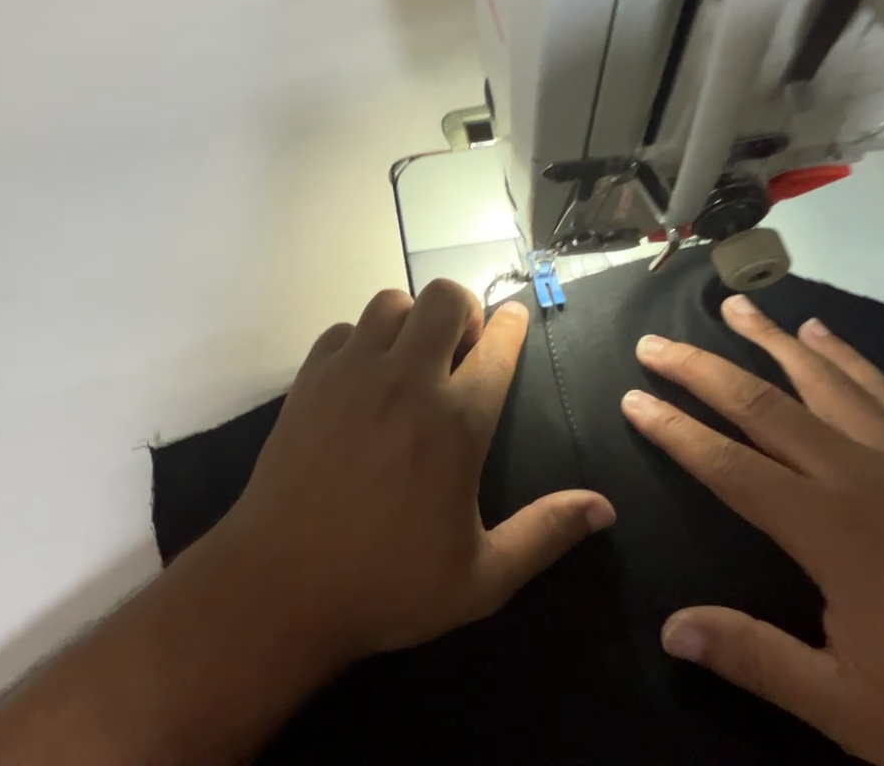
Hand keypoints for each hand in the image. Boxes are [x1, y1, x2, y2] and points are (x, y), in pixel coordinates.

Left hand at [204, 280, 615, 664]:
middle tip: (461, 349)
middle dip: (463, 310)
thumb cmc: (386, 585)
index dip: (512, 326)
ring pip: (389, 302)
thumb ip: (545, 533)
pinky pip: (340, 330)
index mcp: (456, 422)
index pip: (497, 346)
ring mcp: (351, 374)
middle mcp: (406, 381)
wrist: (279, 585)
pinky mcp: (308, 381)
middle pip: (443, 298)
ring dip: (410, 318)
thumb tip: (604, 508)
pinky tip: (362, 378)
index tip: (515, 320)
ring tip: (412, 357)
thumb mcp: (481, 578)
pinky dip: (359, 339)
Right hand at [621, 294, 883, 765]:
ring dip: (775, 343)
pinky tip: (830, 342)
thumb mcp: (848, 706)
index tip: (631, 397)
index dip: (672, 430)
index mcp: (827, 529)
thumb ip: (754, 655)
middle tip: (655, 341)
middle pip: (765, 406)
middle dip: (702, 370)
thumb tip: (670, 630)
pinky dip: (852, 362)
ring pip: (829, 383)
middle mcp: (863, 477)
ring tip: (739, 308)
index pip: (725, 464)